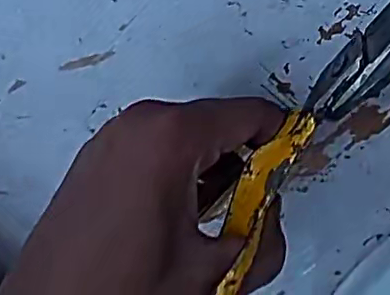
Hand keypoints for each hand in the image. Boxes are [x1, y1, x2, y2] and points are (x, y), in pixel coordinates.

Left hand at [2, 97, 288, 294]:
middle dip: (243, 159)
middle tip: (255, 202)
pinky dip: (175, 170)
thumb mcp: (208, 275)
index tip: (293, 151)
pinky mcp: (96, 156)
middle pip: (216, 123)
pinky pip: (154, 146)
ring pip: (185, 135)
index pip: (247, 114)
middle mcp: (140, 123)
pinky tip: (175, 218)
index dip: (279, 135)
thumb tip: (272, 218)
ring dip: (209, 167)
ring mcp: (113, 136)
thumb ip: (262, 239)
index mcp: (170, 136)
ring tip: (211, 219)